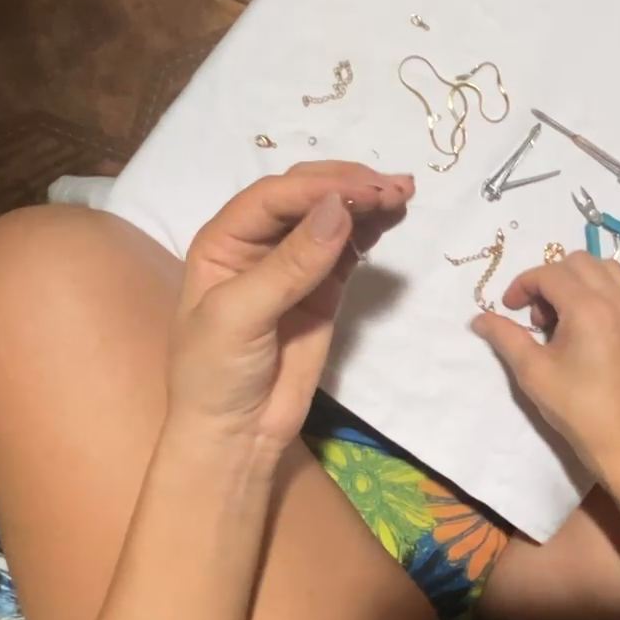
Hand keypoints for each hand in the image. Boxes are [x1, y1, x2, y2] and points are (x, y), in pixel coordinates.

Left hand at [171, 162, 413, 451]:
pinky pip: (348, 253)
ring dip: (365, 204)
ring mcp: (294, 268)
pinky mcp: (322, 293)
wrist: (236, 433)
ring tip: (403, 194)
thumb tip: (339, 210)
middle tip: (393, 188)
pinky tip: (391, 219)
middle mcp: (258, 245)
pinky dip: (369, 234)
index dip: (319, 187)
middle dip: (347, 186)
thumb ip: (290, 265)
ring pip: (331, 220)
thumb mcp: (241, 315)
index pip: (273, 198)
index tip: (365, 190)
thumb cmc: (216, 373)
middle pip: (305, 198)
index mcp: (224, 240)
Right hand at [471, 252, 619, 479]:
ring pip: (607, 267)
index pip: (549, 273)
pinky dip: (614, 287)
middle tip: (540, 317)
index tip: (511, 309)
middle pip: (577, 262)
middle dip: (551, 280)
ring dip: (581, 280)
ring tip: (568, 314)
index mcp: (588, 309)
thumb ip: (505, 337)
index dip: (523, 285)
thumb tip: (478, 318)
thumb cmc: (576, 408)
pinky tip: (601, 312)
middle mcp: (617, 299)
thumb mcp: (532, 372)